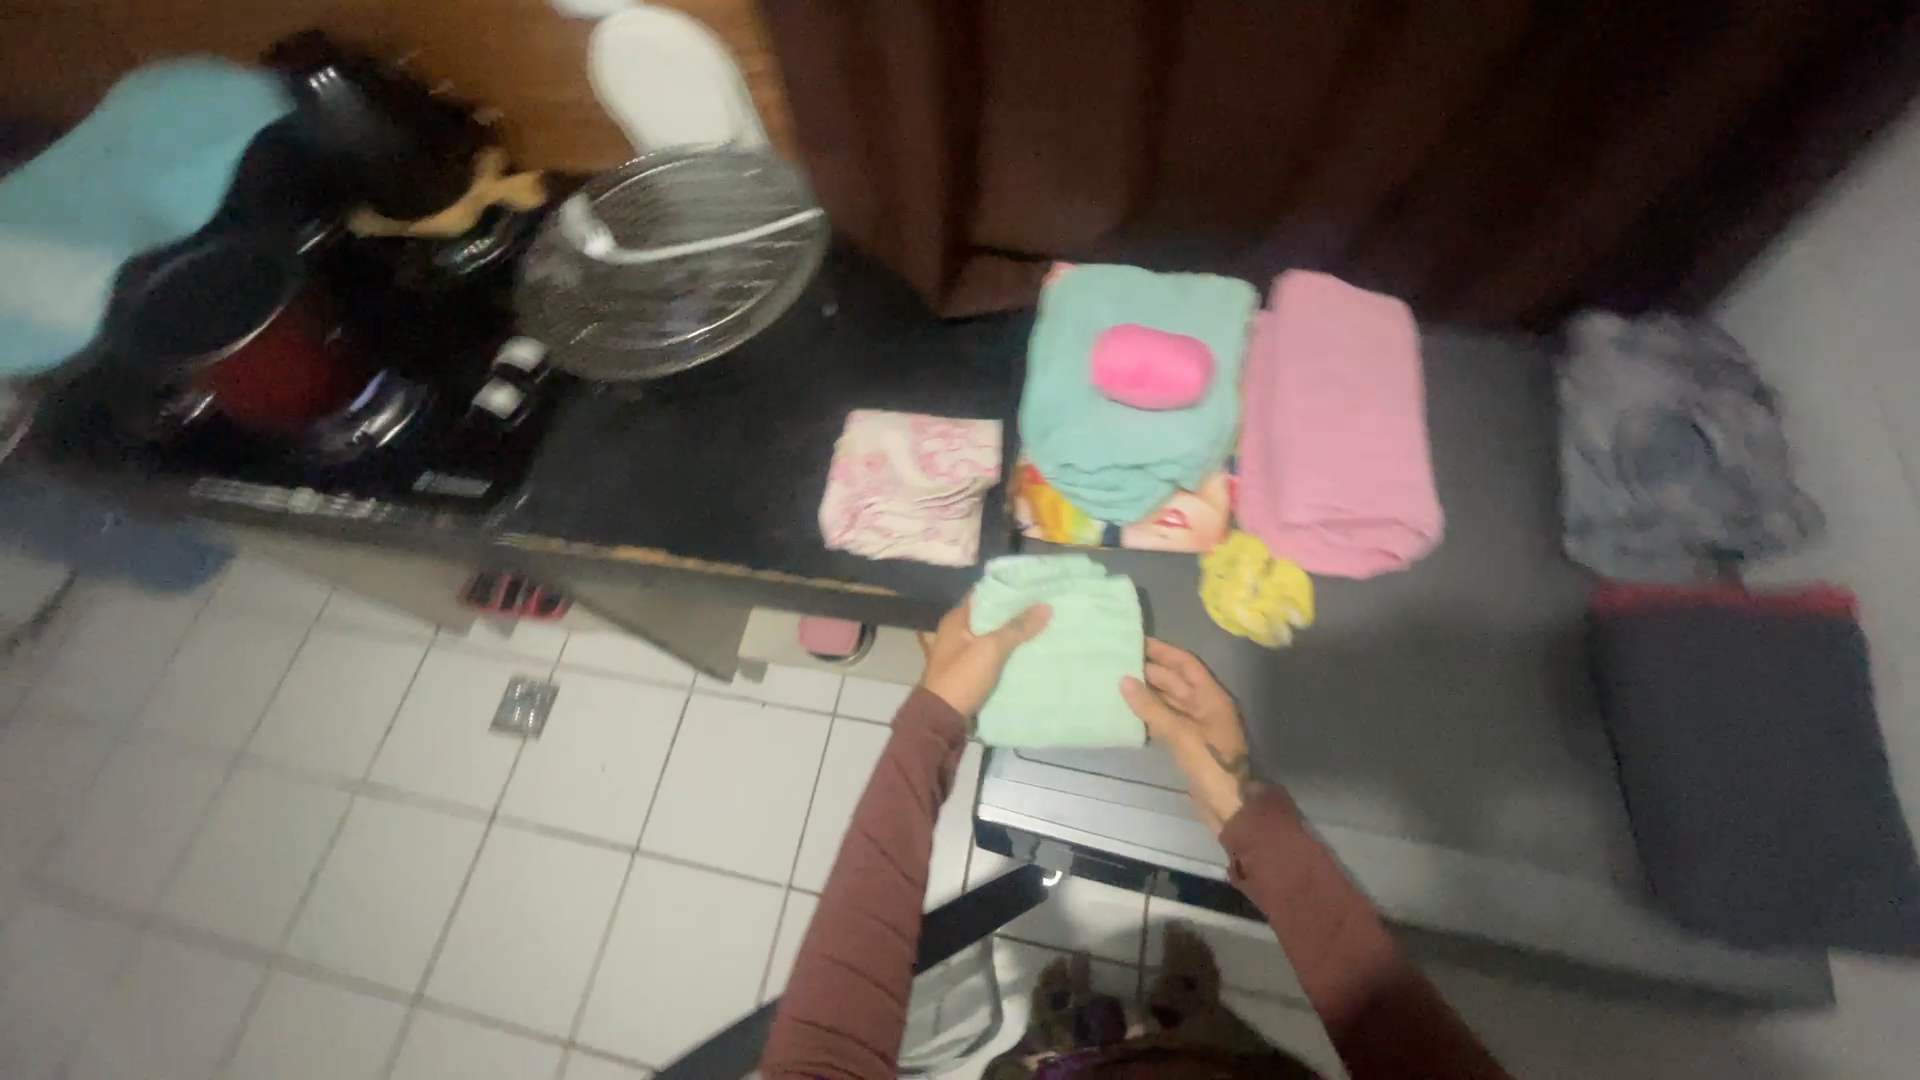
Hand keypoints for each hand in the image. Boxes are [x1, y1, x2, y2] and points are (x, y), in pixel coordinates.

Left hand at [918, 598, 1051, 717]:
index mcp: (957, 619)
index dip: (1008, 589)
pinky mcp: (973, 671)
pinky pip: (996, 656)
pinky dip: (1011, 653)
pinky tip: (1034, 650)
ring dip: (1016, 633)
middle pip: (992, 616)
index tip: (1034, 585)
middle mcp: (959, 632)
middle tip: (1047, 604)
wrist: (943, 720)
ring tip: (1047, 624)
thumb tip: (1046, 606)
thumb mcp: (990, 649)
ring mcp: (965, 653)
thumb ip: (1016, 628)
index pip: (984, 594)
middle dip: (1017, 612)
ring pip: (995, 637)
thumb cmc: (962, 678)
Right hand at [1121, 638, 1260, 833]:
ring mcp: (1196, 725)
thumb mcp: (1181, 734)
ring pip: (1168, 700)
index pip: (1185, 664)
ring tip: (1117, 681)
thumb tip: (1124, 680)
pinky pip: (1165, 719)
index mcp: (1211, 697)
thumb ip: (1151, 707)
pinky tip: (1127, 710)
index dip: (1163, 651)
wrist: (1229, 807)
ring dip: (1146, 692)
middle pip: (1175, 681)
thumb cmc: (1211, 764)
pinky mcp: (1187, 742)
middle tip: (1118, 660)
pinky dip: (1148, 713)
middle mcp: (1204, 706)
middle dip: (1149, 670)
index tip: (1137, 641)